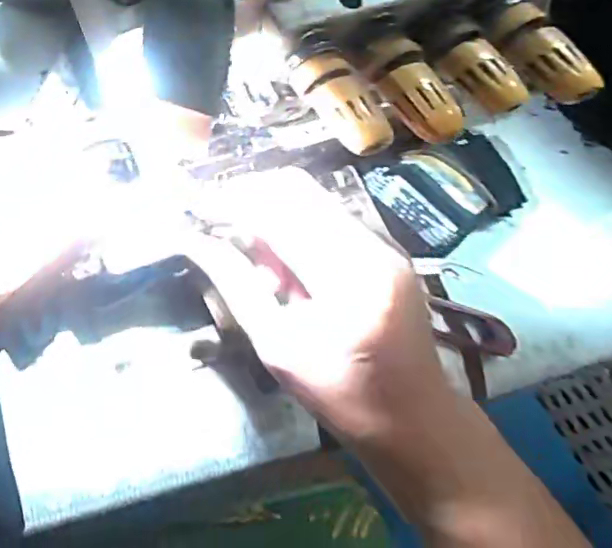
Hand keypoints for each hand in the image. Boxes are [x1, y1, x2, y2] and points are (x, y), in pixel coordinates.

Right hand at [179, 168, 457, 442]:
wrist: (419, 423)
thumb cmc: (343, 396)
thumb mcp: (277, 347)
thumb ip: (234, 284)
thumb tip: (193, 239)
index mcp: (349, 280)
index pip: (277, 216)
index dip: (228, 203)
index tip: (192, 206)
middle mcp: (371, 248)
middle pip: (294, 189)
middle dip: (245, 195)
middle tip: (212, 217)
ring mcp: (381, 243)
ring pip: (308, 194)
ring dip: (266, 204)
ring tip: (243, 240)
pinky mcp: (381, 246)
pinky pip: (323, 210)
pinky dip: (289, 217)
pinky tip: (274, 253)